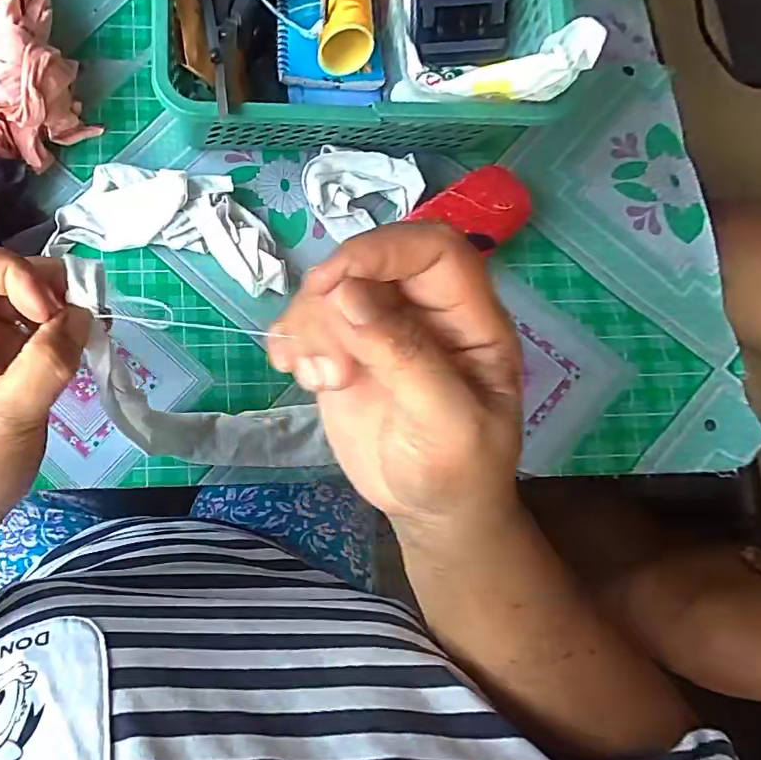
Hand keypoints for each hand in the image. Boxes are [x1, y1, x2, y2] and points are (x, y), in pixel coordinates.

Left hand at [0, 246, 90, 527]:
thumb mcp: (9, 412)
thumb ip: (47, 362)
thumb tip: (85, 316)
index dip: (11, 274)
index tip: (47, 311)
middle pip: (5, 277)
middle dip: (45, 287)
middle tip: (79, 315)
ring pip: (30, 302)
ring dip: (62, 307)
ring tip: (87, 330)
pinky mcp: (19, 366)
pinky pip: (46, 332)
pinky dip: (69, 330)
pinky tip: (84, 345)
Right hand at [267, 224, 523, 531]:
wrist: (427, 509)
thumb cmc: (456, 471)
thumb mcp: (446, 424)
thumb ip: (404, 357)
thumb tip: (345, 295)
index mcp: (470, 319)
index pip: (432, 250)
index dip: (381, 251)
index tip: (330, 283)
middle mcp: (424, 313)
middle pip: (368, 266)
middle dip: (333, 304)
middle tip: (329, 368)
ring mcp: (379, 330)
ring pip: (329, 293)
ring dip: (310, 330)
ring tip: (321, 382)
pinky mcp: (343, 351)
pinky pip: (306, 321)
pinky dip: (290, 340)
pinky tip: (295, 373)